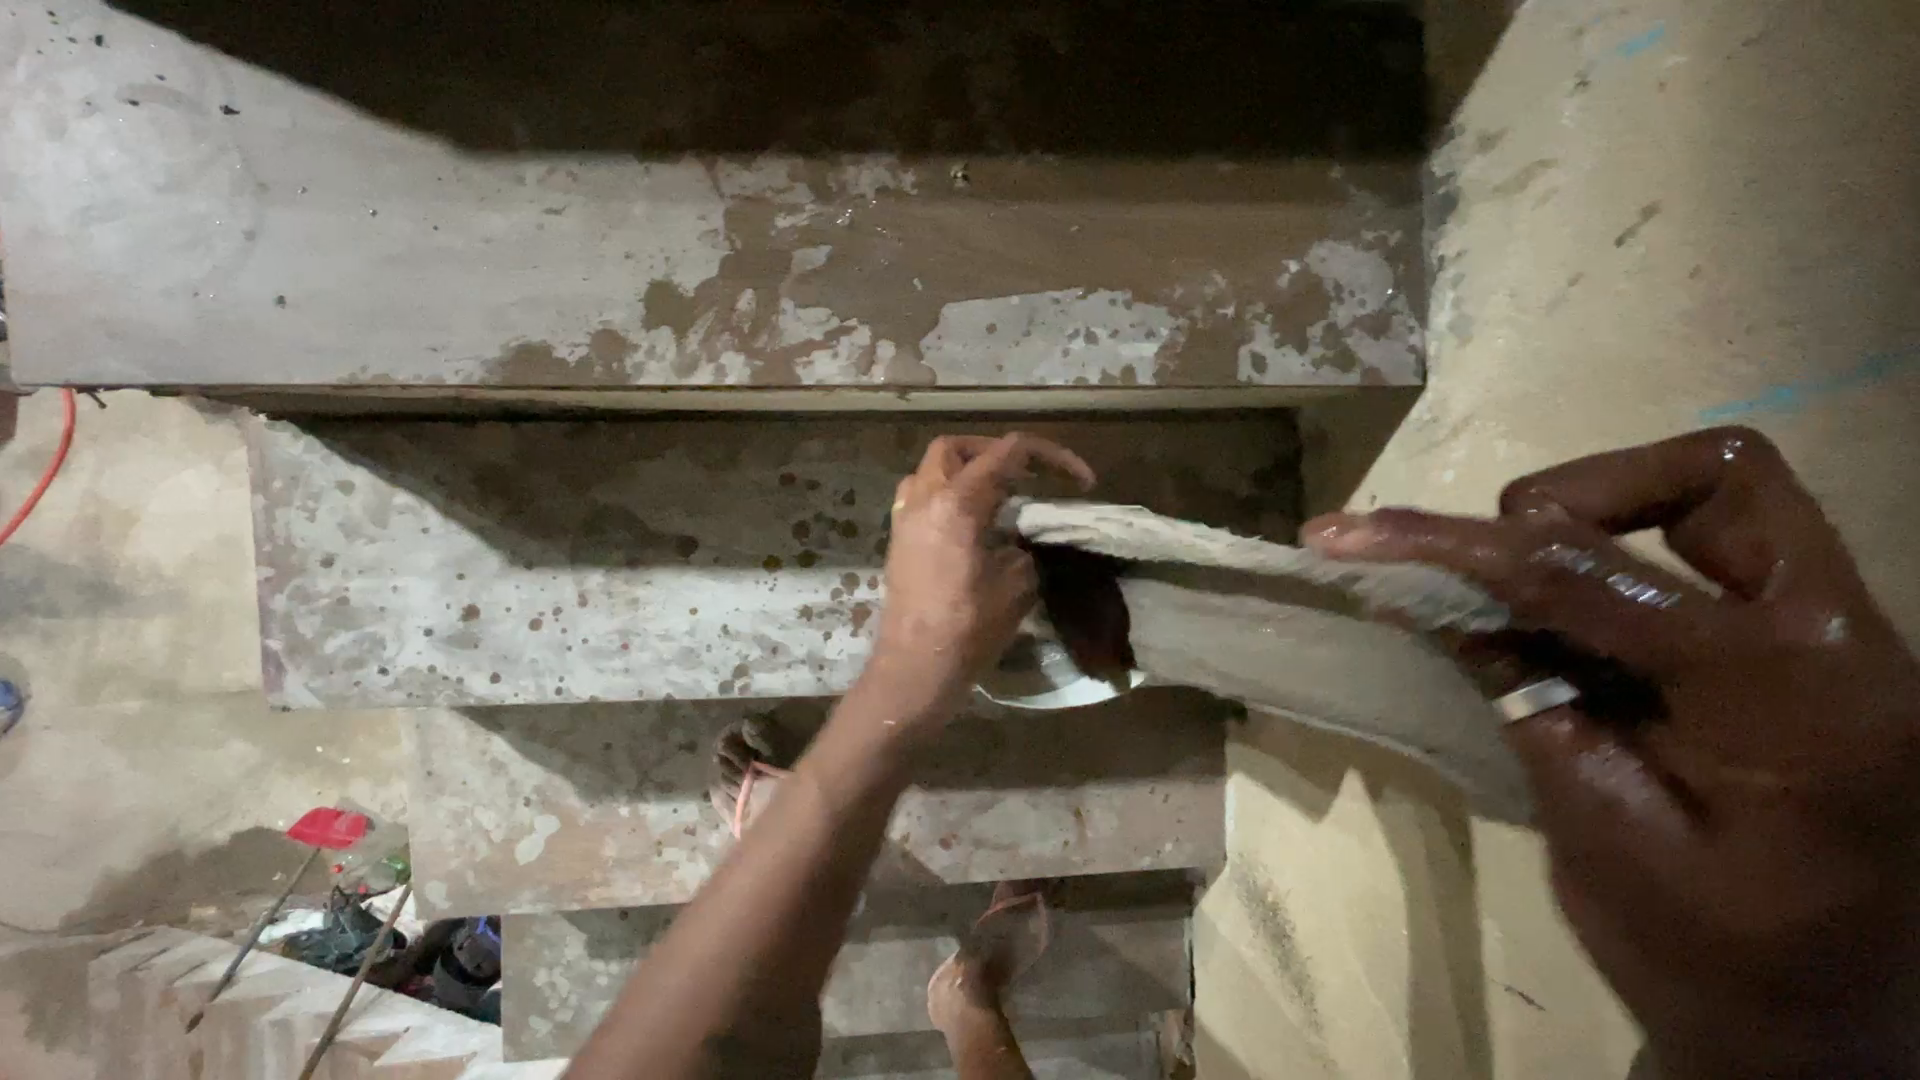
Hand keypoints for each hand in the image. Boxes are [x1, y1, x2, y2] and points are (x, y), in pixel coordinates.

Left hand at [864, 433, 1095, 720]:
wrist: (915, 668)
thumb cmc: (968, 628)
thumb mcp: (1018, 584)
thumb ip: (1025, 546)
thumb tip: (1024, 536)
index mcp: (957, 504)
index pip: (1007, 452)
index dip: (1052, 457)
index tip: (1082, 481)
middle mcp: (924, 499)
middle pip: (957, 448)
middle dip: (996, 452)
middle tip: (1028, 476)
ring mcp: (905, 518)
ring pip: (933, 470)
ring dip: (967, 470)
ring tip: (1000, 495)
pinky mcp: (899, 539)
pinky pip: (922, 497)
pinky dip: (949, 495)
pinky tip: (972, 523)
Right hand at [1301, 427, 1919, 1078]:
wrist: (1837, 1033)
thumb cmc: (1721, 961)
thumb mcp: (1602, 840)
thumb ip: (1530, 708)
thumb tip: (1444, 609)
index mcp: (1790, 694)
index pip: (1587, 574)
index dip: (1452, 545)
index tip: (1346, 538)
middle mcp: (1829, 634)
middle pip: (1709, 475)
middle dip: (1567, 498)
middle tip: (1481, 565)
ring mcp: (1821, 634)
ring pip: (1708, 495)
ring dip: (1586, 520)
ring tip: (1508, 594)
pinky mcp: (1788, 649)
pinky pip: (1693, 554)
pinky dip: (1600, 562)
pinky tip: (1537, 619)